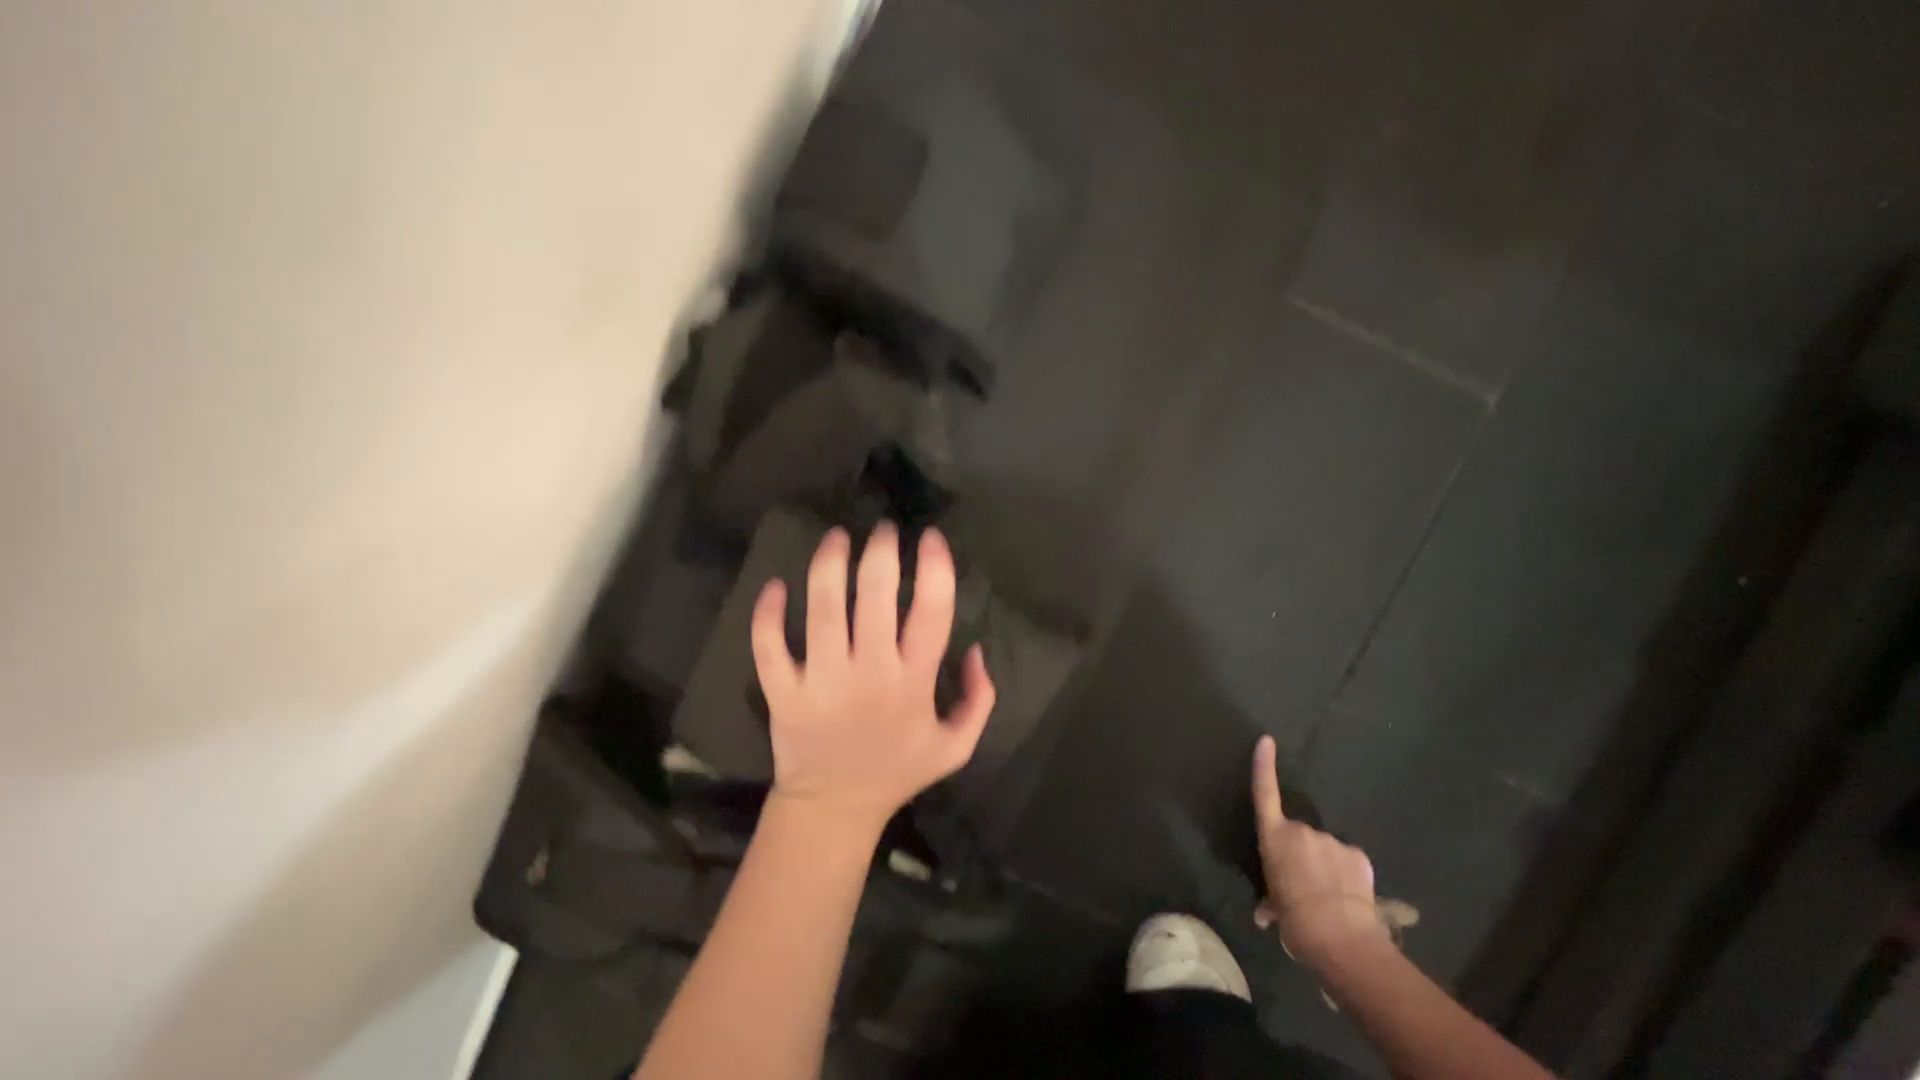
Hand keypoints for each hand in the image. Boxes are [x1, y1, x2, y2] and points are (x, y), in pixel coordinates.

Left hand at [751, 523, 995, 834]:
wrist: (834, 809)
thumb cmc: (897, 771)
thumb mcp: (956, 746)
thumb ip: (979, 698)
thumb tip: (975, 649)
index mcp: (914, 681)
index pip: (932, 610)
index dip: (935, 566)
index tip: (929, 537)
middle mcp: (870, 672)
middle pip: (876, 594)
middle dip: (880, 551)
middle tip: (882, 531)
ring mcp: (822, 680)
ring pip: (823, 608)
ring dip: (829, 563)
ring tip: (837, 538)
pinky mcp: (783, 691)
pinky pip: (769, 644)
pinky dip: (768, 612)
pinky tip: (777, 585)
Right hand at [1251, 735, 1390, 967]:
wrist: (1339, 935)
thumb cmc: (1295, 920)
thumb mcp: (1276, 911)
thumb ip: (1271, 904)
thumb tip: (1265, 915)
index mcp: (1275, 839)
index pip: (1265, 794)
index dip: (1264, 766)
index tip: (1267, 740)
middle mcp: (1303, 832)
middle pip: (1299, 838)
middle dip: (1301, 857)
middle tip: (1302, 889)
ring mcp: (1333, 842)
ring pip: (1325, 851)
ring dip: (1324, 868)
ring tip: (1328, 900)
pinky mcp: (1359, 856)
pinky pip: (1348, 863)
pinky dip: (1346, 876)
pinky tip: (1349, 900)